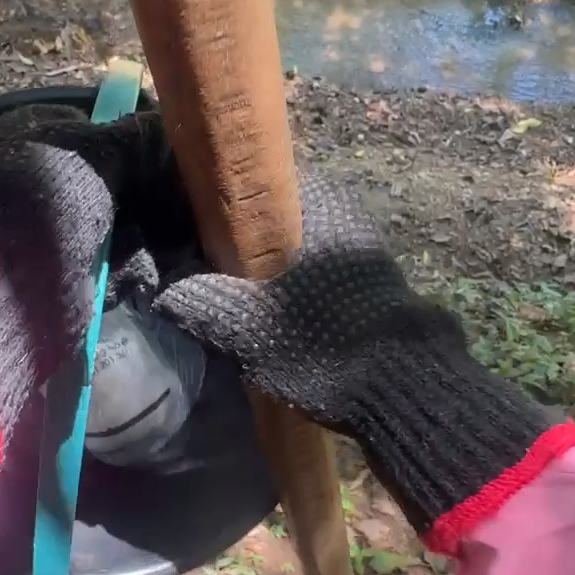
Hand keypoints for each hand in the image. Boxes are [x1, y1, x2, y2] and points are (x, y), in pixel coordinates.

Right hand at [154, 173, 574, 553]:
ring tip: (252, 302)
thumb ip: (203, 304)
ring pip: (312, 252)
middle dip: (256, 241)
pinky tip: (294, 324)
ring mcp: (374, 260)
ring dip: (286, 272)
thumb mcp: (248, 328)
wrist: (408, 394)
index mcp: (322, 209)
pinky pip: (333, 282)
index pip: (268, 180)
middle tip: (221, 269)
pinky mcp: (385, 296)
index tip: (206, 225)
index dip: (233, 200)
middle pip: (289, 219)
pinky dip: (310, 295)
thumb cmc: (324, 344)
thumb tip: (165, 294)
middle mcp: (352, 222)